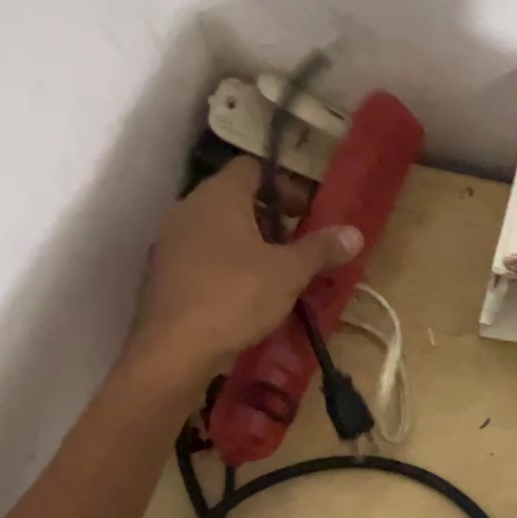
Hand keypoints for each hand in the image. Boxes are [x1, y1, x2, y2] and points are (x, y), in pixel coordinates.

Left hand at [129, 156, 362, 374]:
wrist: (174, 349)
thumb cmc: (235, 297)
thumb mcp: (288, 273)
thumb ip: (320, 250)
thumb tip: (355, 233)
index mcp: (218, 195)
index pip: (252, 168)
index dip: (284, 185)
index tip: (306, 212)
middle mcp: (187, 208)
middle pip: (233, 201)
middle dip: (267, 221)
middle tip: (294, 249)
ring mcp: (169, 243)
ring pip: (215, 233)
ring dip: (245, 248)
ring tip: (272, 278)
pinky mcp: (161, 277)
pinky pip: (199, 262)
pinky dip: (223, 271)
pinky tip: (241, 300)